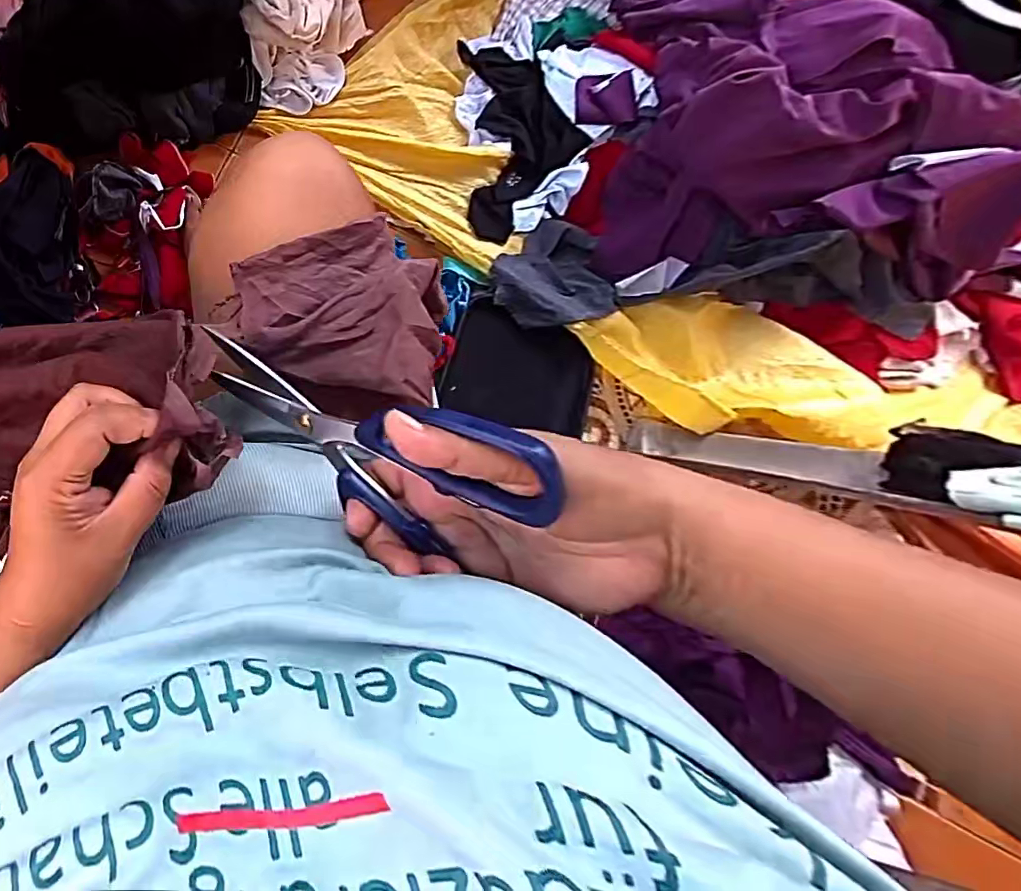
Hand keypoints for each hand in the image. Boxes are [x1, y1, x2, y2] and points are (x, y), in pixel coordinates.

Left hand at [0, 384, 178, 648]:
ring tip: (148, 440)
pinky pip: (80, 425)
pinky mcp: (48, 464)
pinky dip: (111, 426)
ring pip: (80, 405)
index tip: (174, 436)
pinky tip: (132, 451)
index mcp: (51, 473)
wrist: (30, 607)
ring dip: (119, 413)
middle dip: (128, 405)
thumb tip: (171, 444)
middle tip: (158, 433)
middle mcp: (38, 455)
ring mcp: (39, 457)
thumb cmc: (72, 580)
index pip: (99, 419)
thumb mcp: (121, 535)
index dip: (142, 419)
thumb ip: (149, 485)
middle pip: (84, 397)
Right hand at [344, 411, 693, 615]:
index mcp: (456, 466)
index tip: (363, 520)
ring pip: (414, 555)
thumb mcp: (520, 463)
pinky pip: (446, 589)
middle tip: (402, 561)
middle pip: (393, 520)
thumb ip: (456, 450)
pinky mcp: (492, 583)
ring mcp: (473, 544)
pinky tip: (449, 596)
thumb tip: (392, 425)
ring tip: (430, 578)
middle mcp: (457, 503)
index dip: (366, 492)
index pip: (391, 472)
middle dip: (383, 541)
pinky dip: (435, 596)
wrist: (657, 543)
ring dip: (407, 570)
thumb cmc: (589, 485)